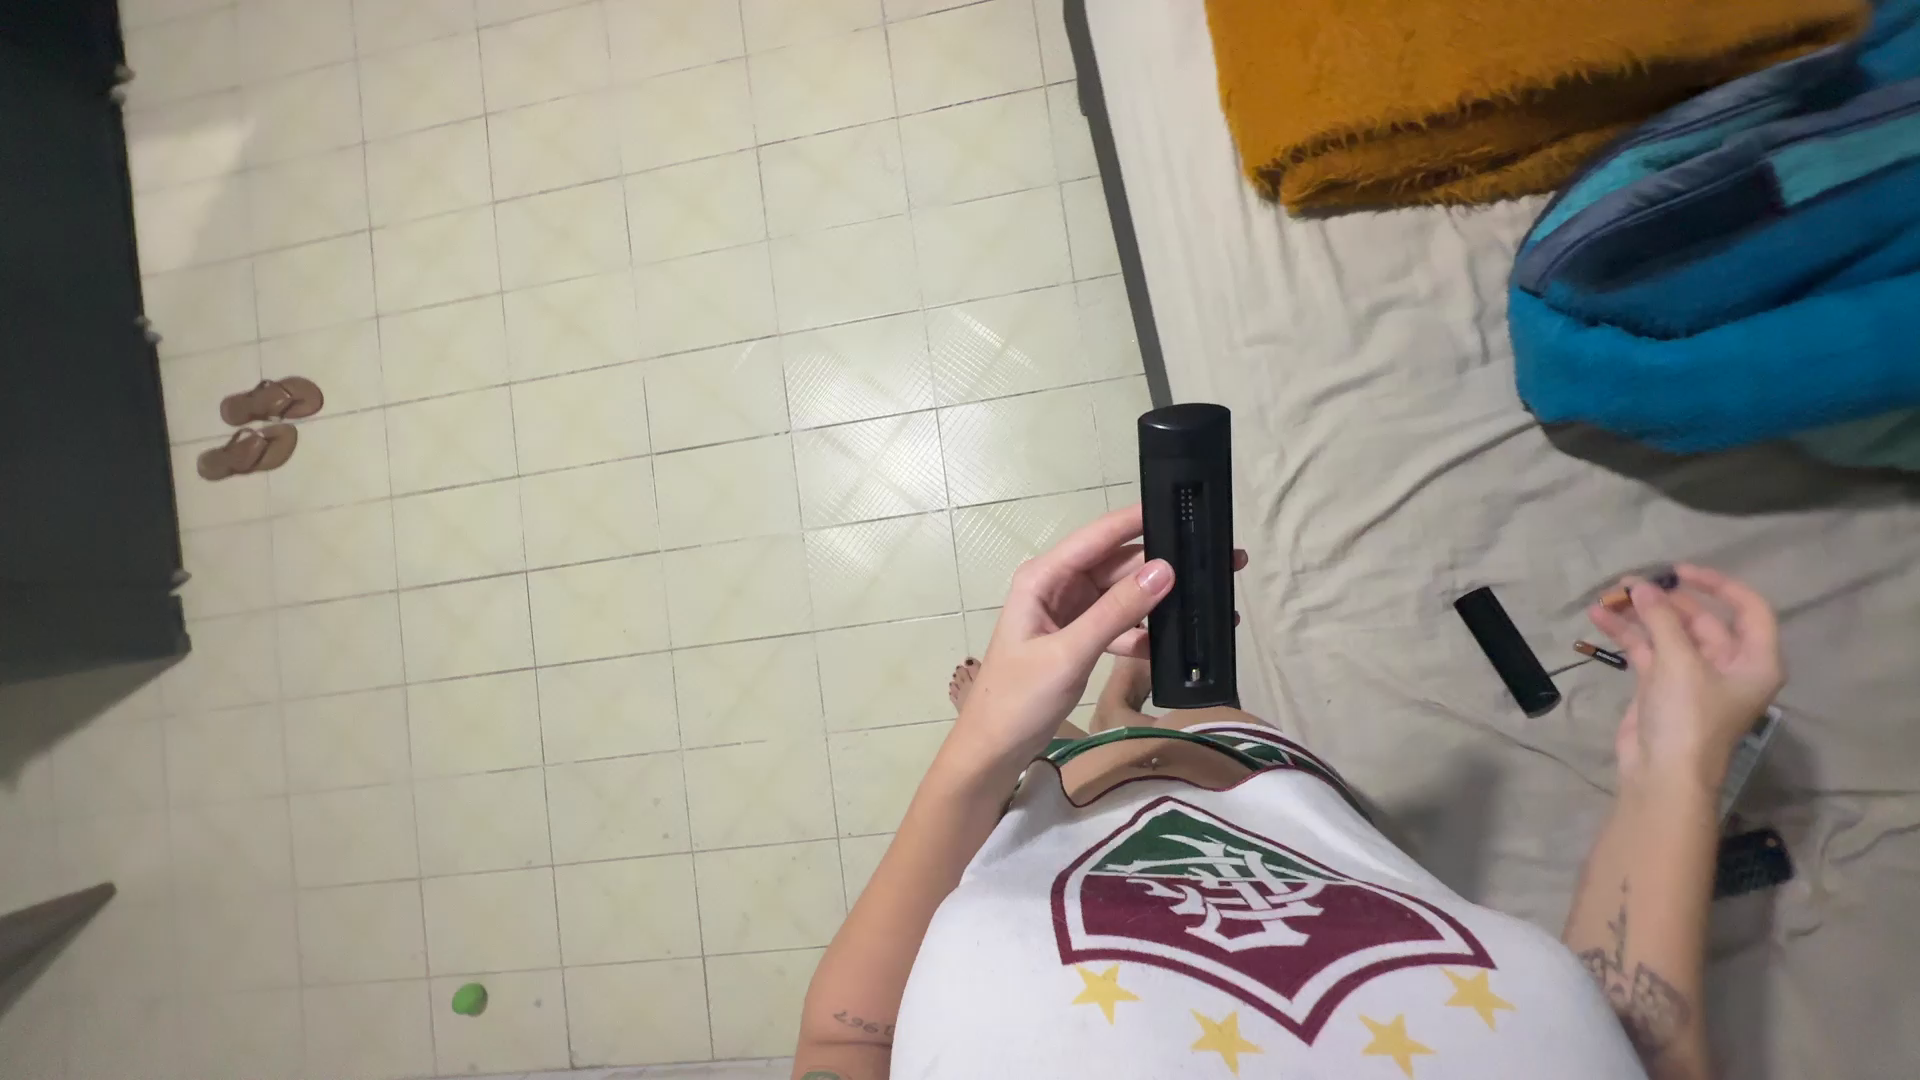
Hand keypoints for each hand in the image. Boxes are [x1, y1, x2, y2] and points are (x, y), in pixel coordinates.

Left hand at [947, 504, 1245, 772]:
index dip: (1138, 520)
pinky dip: (1145, 632)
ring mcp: (1068, 613)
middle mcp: (1056, 586)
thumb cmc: (1019, 697)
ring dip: (1160, 600)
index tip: (1184, 508)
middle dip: (1162, 564)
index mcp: (1043, 578)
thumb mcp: (1069, 653)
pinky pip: (1119, 624)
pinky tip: (1181, 640)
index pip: (1097, 537)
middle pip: (1116, 564)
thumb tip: (1164, 570)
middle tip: (1216, 562)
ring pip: (1122, 595)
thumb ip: (1116, 612)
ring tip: (1211, 599)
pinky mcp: (1079, 639)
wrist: (994, 748)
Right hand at [1587, 564, 1783, 790]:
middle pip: (1700, 620)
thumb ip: (1661, 622)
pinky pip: (1644, 649)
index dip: (1717, 586)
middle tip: (1630, 583)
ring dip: (1640, 614)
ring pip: (1667, 633)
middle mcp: (1726, 664)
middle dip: (1666, 600)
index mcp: (1753, 660)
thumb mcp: (1679, 664)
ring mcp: (1690, 674)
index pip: (1747, 610)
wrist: (1663, 768)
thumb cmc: (1688, 716)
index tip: (1678, 571)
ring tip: (1608, 596)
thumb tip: (1641, 587)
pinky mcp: (1659, 683)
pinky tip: (1599, 618)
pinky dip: (1624, 633)